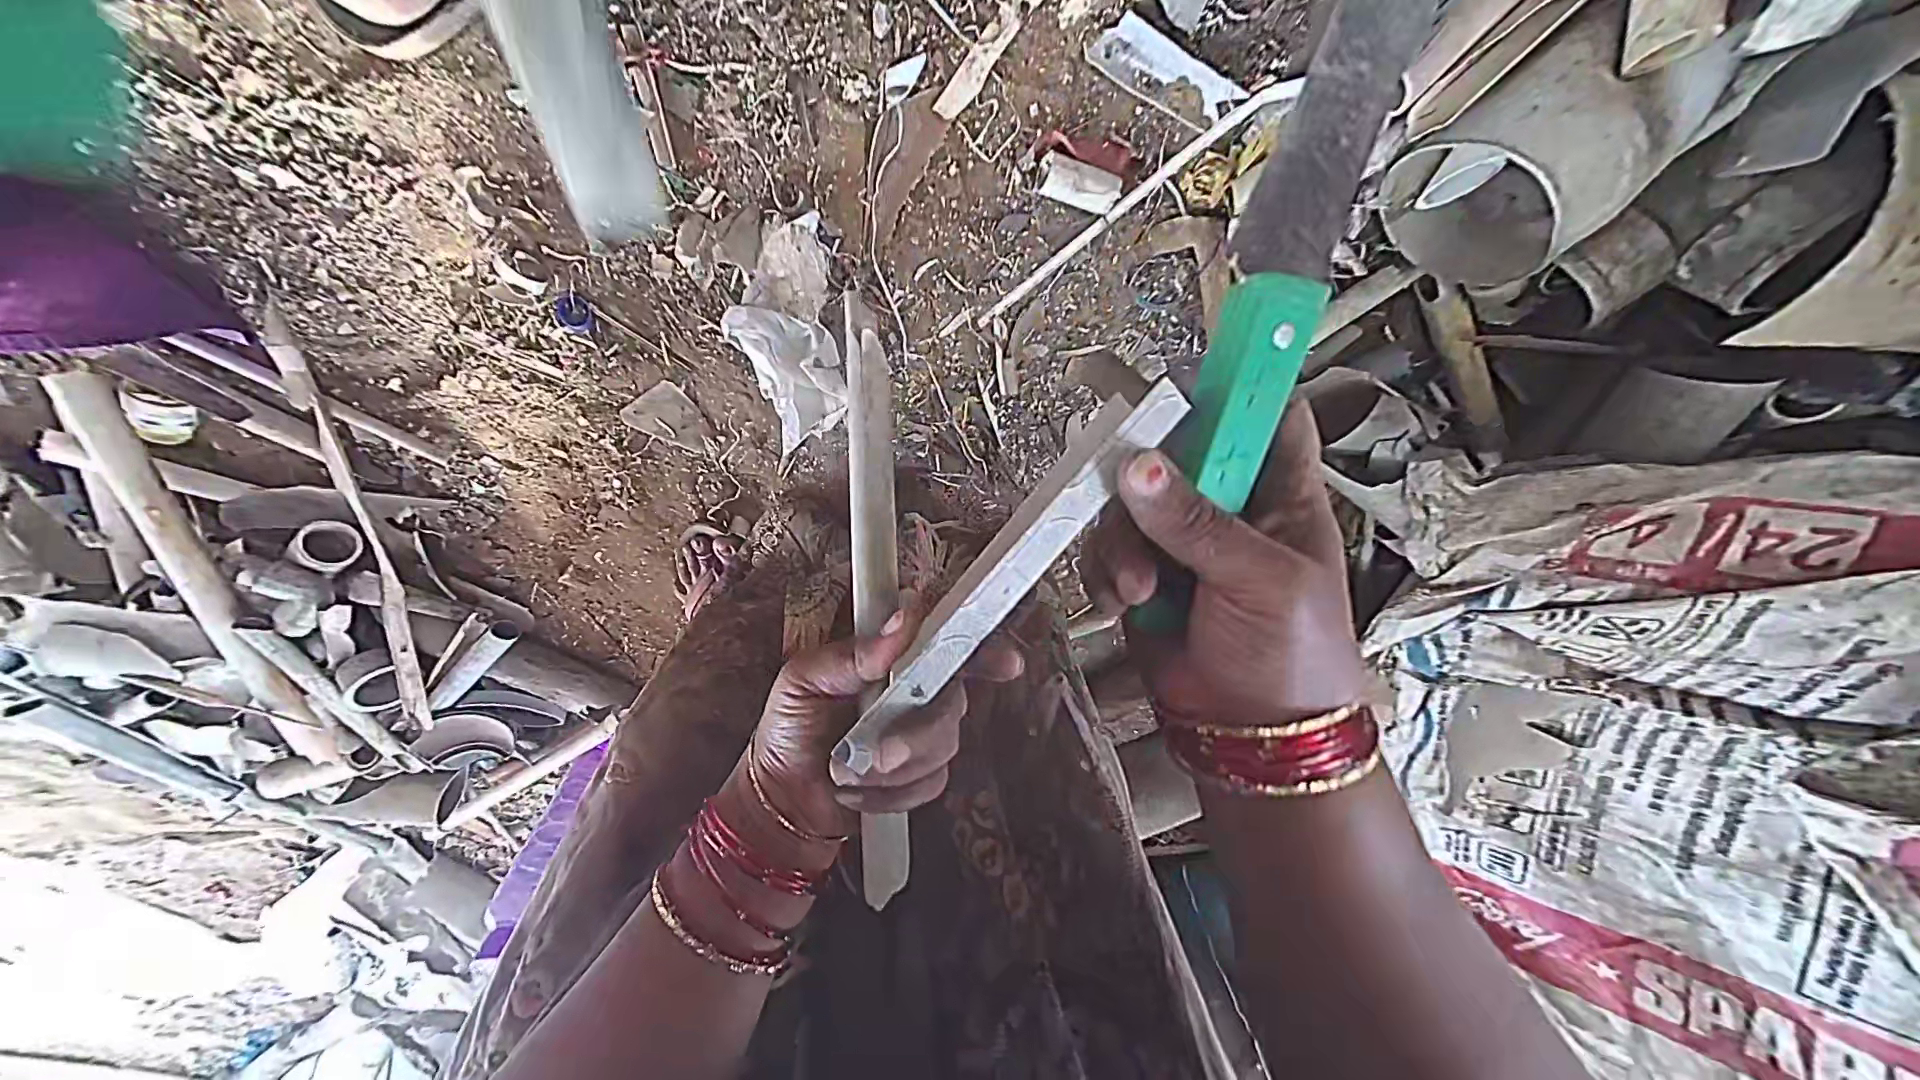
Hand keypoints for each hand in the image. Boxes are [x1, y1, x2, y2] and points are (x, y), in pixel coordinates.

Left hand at [749, 599, 1024, 839]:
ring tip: (850, 772)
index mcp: (894, 656)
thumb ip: (851, 654)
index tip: (1006, 663)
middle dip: (917, 734)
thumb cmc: (789, 724)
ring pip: (945, 746)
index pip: (950, 641)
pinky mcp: (922, 773)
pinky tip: (860, 789)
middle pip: (954, 702)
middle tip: (877, 755)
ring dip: (895, 768)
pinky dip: (892, 793)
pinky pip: (931, 783)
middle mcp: (918, 689)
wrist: (782, 793)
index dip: (986, 649)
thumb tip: (900, 622)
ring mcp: (924, 732)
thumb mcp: (804, 679)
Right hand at [1083, 405, 1367, 728]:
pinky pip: (1106, 549)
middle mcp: (1226, 507)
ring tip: (1138, 591)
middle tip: (1134, 514)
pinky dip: (1104, 573)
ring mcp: (1180, 541)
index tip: (1188, 387)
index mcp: (1279, 494)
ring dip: (1120, 544)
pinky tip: (1121, 604)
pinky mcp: (1143, 574)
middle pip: (1172, 453)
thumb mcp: (1259, 581)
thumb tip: (1138, 467)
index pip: (1266, 415)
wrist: (1251, 735)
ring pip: (1128, 505)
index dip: (1236, 389)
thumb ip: (1197, 524)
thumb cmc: (1290, 654)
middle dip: (1144, 484)